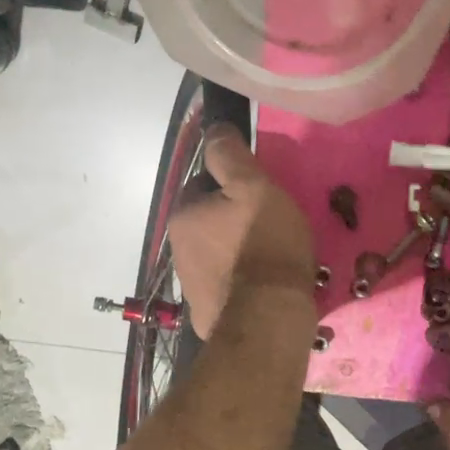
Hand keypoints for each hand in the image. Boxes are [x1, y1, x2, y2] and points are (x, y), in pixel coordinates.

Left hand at [167, 126, 316, 338]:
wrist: (266, 319)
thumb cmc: (264, 246)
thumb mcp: (254, 187)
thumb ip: (231, 155)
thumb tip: (214, 130)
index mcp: (184, 215)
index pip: (203, 186)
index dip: (232, 187)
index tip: (259, 198)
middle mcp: (177, 250)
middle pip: (208, 224)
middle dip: (232, 224)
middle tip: (270, 231)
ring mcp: (191, 287)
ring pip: (217, 258)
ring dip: (238, 256)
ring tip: (272, 264)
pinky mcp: (207, 315)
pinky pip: (226, 290)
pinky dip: (242, 287)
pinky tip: (265, 291)